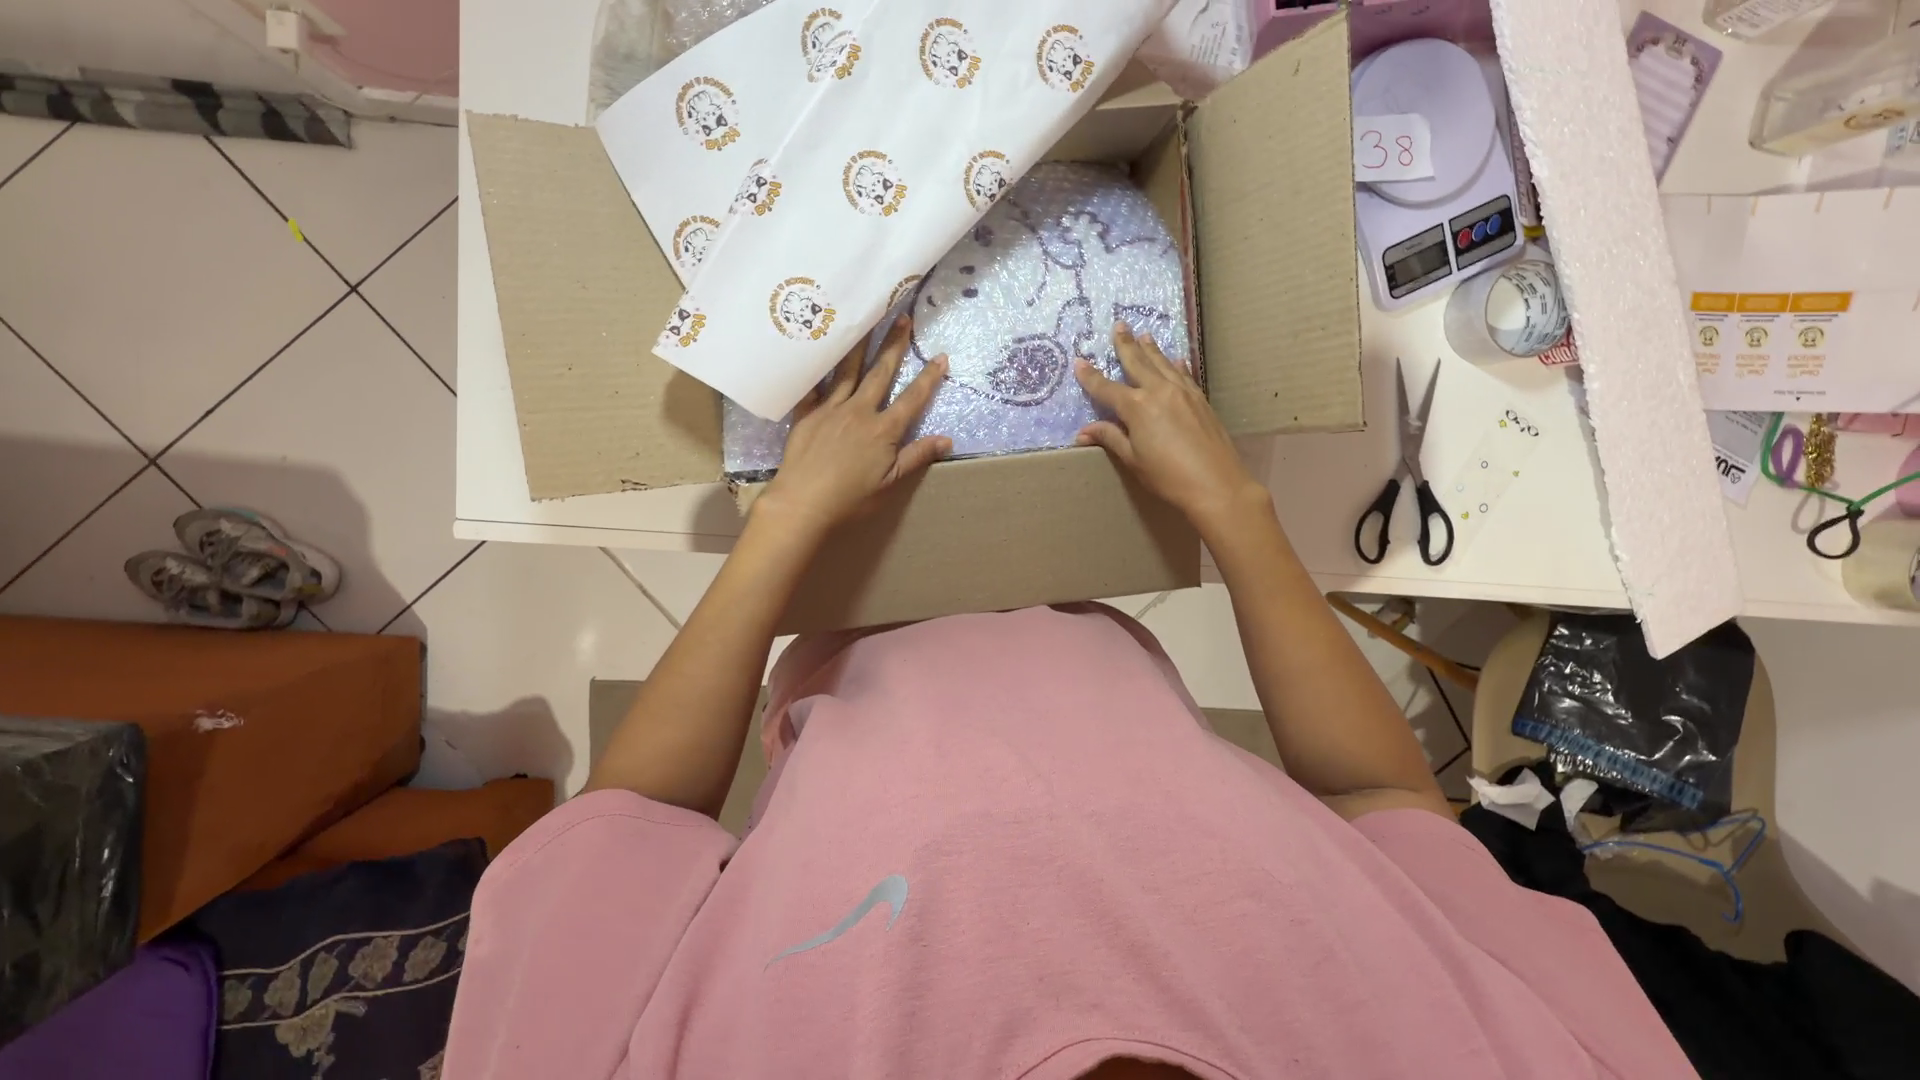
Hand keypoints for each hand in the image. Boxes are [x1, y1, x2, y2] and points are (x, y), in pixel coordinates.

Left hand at [755, 316, 951, 539]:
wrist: (803, 503)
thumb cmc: (850, 499)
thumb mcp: (890, 482)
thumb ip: (917, 457)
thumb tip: (947, 440)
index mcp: (883, 430)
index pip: (912, 399)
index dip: (929, 378)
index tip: (942, 356)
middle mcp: (859, 411)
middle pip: (880, 373)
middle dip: (894, 345)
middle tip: (904, 319)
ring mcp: (830, 409)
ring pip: (847, 370)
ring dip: (860, 345)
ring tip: (865, 321)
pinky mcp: (806, 414)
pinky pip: (813, 385)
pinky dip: (818, 368)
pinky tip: (818, 351)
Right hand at [1074, 322, 1267, 537]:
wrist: (1217, 484)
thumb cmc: (1168, 477)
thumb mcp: (1133, 460)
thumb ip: (1111, 439)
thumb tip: (1083, 432)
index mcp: (1137, 407)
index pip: (1107, 388)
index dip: (1091, 376)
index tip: (1079, 362)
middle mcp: (1159, 391)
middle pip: (1138, 363)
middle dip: (1125, 344)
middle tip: (1119, 325)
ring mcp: (1183, 392)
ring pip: (1163, 364)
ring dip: (1151, 349)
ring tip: (1144, 335)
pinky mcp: (1201, 400)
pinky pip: (1184, 374)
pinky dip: (1176, 365)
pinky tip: (1176, 359)